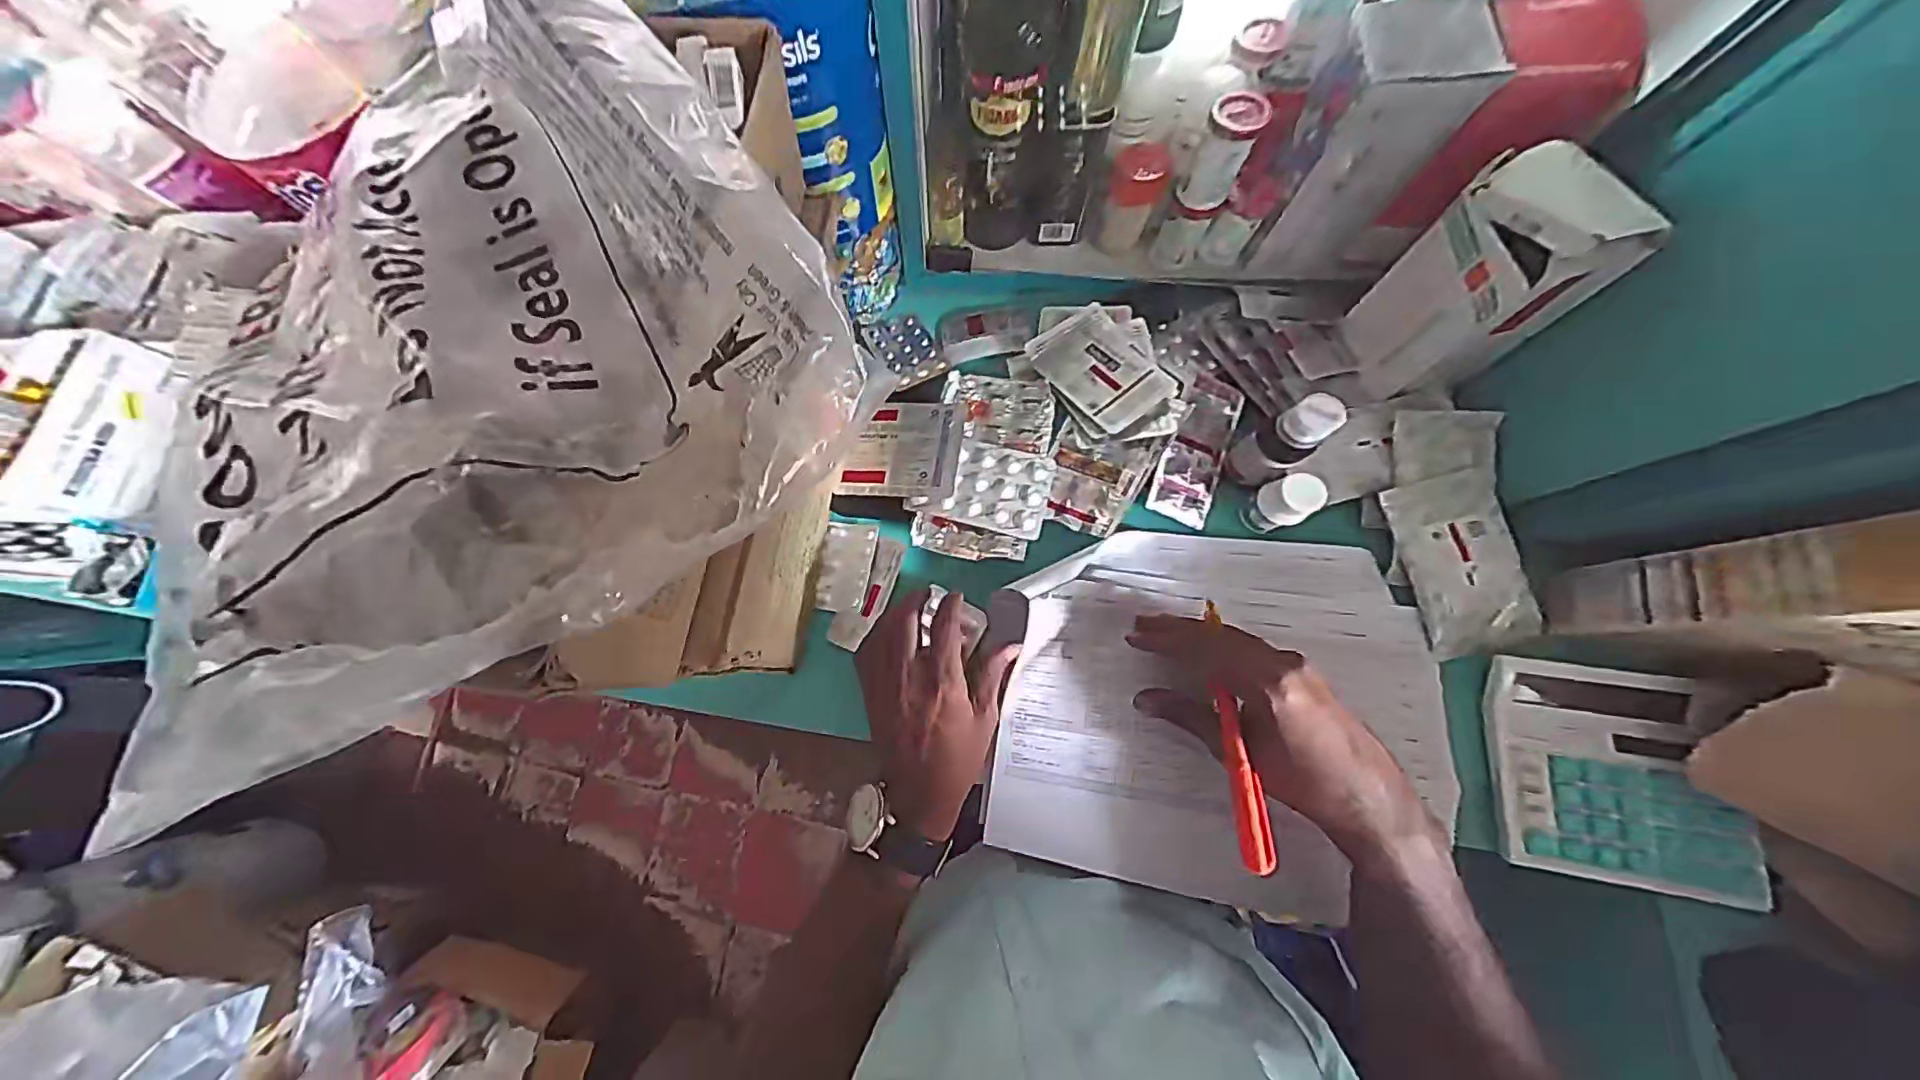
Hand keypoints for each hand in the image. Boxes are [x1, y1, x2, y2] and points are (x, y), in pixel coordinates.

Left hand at [855, 588, 1019, 841]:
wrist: (920, 792)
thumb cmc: (958, 758)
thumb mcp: (985, 718)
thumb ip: (993, 675)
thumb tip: (1010, 645)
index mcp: (943, 683)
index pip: (944, 628)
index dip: (951, 605)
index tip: (957, 598)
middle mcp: (910, 678)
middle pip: (905, 622)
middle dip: (916, 600)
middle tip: (928, 595)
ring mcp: (885, 685)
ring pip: (883, 634)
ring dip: (896, 614)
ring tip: (910, 608)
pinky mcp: (870, 694)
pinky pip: (866, 654)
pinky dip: (876, 637)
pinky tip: (887, 634)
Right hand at [1127, 613, 1438, 863]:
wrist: (1369, 798)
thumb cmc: (1306, 782)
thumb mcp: (1241, 752)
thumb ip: (1193, 718)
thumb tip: (1148, 699)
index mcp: (1269, 680)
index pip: (1208, 649)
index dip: (1168, 641)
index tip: (1138, 636)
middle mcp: (1284, 662)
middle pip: (1221, 636)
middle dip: (1179, 630)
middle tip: (1143, 625)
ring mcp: (1296, 665)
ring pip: (1236, 640)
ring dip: (1199, 637)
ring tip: (1165, 634)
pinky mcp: (1301, 673)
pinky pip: (1251, 650)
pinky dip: (1221, 647)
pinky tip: (1205, 653)